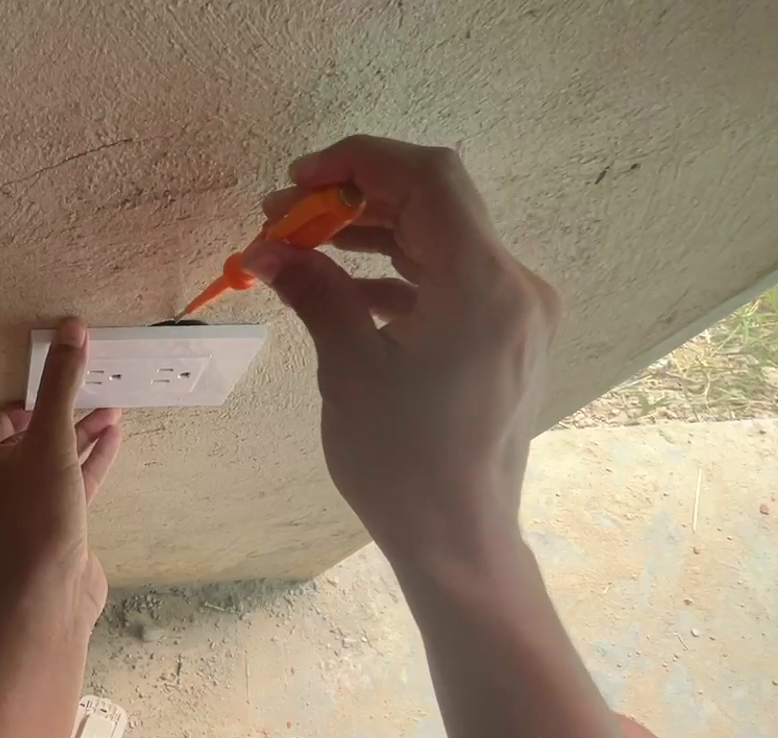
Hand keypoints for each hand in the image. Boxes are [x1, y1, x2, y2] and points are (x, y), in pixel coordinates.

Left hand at [0, 317, 122, 625]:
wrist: (48, 590)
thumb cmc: (37, 514)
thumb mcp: (51, 441)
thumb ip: (62, 386)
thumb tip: (70, 329)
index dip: (15, 407)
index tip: (45, 395)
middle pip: (26, 440)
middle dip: (57, 416)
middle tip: (86, 393)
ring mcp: (28, 508)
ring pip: (53, 461)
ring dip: (79, 436)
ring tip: (112, 411)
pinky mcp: (56, 526)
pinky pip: (72, 484)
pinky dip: (91, 463)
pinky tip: (114, 441)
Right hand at [243, 136, 560, 568]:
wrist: (454, 535)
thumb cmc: (399, 463)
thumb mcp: (349, 373)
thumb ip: (314, 295)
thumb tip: (263, 250)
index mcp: (483, 287)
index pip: (428, 180)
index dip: (358, 162)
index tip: (294, 181)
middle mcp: (514, 285)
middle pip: (433, 205)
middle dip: (353, 201)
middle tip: (281, 222)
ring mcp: (514, 310)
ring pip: (437, 241)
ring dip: (369, 236)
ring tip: (301, 251)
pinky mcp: (501, 335)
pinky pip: (444, 282)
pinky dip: (392, 275)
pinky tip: (343, 291)